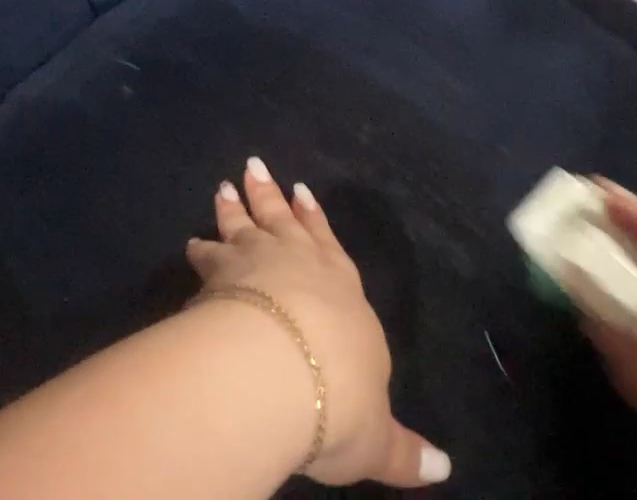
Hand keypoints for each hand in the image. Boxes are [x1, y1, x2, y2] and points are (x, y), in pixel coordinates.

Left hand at [184, 158, 451, 488]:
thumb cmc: (339, 397)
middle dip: (271, 198)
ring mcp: (257, 266)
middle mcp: (301, 269)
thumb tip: (445, 471)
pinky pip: (210, 256)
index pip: (332, 250)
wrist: (282, 374)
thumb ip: (403, 451)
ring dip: (234, 209)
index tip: (302, 193)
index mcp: (344, 293)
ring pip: (245, 228)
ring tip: (223, 188)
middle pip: (284, 225)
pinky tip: (191, 243)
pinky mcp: (219, 278)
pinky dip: (203, 248)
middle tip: (253, 168)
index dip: (317, 223)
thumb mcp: (377, 436)